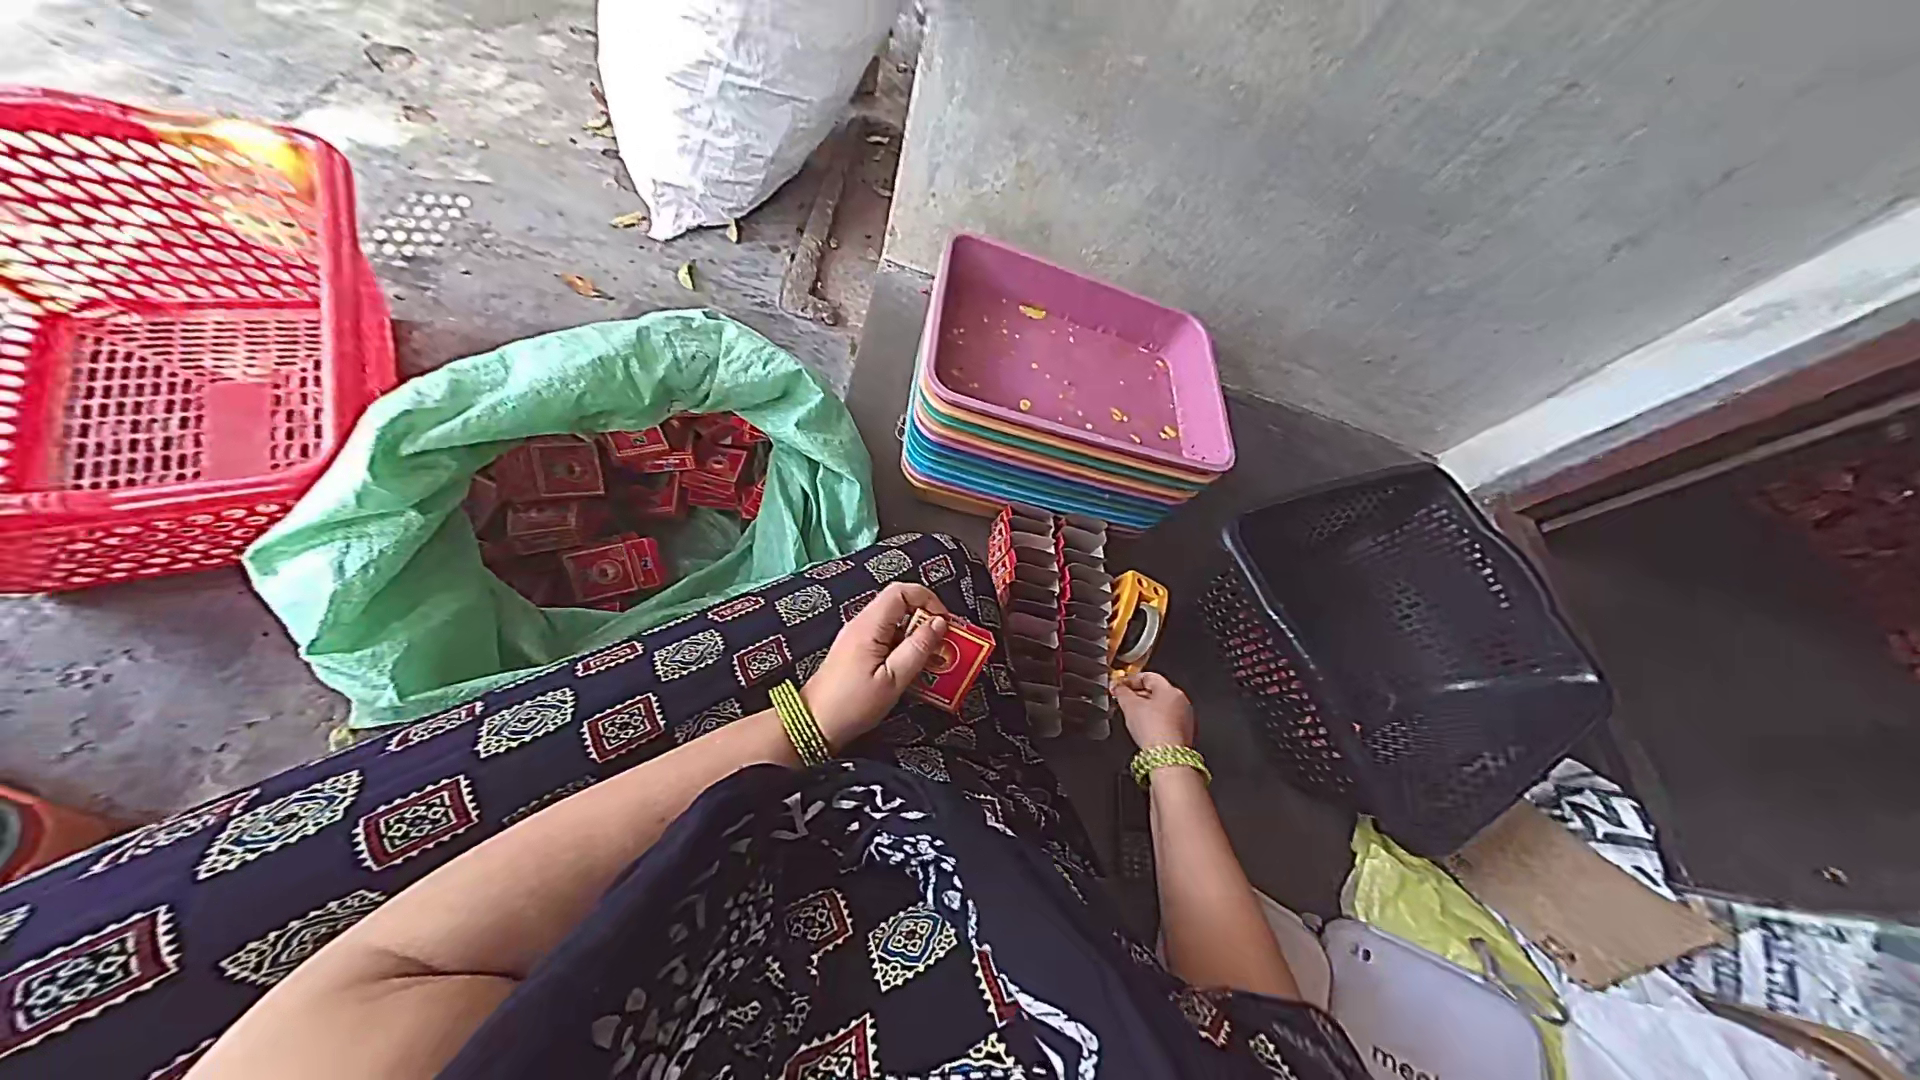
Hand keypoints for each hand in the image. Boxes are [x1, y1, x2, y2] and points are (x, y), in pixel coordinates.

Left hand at [801, 582, 949, 749]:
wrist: (814, 723)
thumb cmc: (851, 705)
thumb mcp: (893, 680)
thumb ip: (918, 649)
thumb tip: (939, 624)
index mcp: (869, 626)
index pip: (901, 591)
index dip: (927, 599)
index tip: (944, 621)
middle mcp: (861, 624)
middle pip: (899, 604)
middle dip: (925, 619)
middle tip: (942, 642)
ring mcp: (857, 635)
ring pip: (894, 621)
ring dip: (916, 635)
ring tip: (931, 658)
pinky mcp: (856, 649)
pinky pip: (886, 636)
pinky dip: (903, 646)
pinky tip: (911, 668)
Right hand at [1114, 671, 1194, 749]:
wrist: (1167, 757)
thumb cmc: (1153, 730)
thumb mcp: (1129, 706)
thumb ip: (1121, 692)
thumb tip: (1118, 687)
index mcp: (1170, 690)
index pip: (1148, 676)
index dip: (1130, 680)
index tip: (1119, 686)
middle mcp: (1181, 701)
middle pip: (1156, 691)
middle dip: (1137, 694)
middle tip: (1123, 700)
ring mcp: (1185, 718)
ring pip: (1161, 707)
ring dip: (1146, 708)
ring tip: (1132, 716)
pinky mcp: (1184, 733)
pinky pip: (1166, 720)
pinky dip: (1154, 721)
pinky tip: (1144, 729)